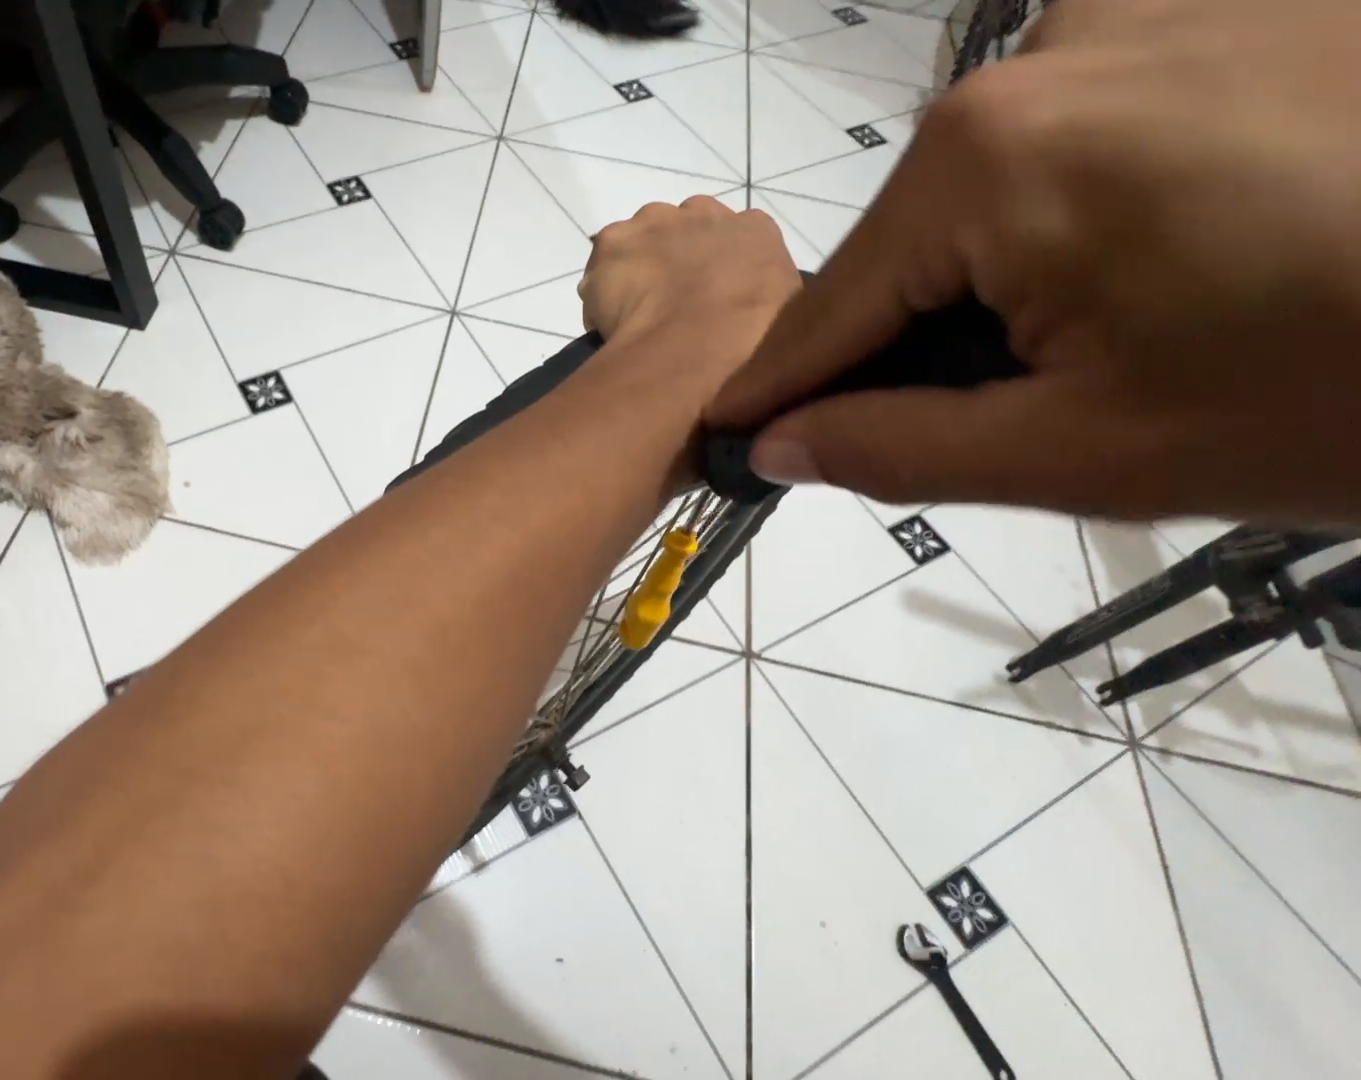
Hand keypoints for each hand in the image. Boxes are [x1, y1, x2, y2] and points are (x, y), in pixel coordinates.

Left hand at [579, 196, 800, 365]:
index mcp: (753, 229)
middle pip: (681, 227)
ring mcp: (656, 221)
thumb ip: (766, 290)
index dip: (712, 264)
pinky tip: (608, 319)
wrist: (699, 340)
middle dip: (671, 256)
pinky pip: (602, 263)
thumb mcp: (783, 309)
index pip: (731, 235)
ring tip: (632, 310)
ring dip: (634, 266)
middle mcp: (704, 213)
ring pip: (639, 238)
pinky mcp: (614, 240)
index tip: (702, 290)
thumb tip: (748, 301)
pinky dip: (600, 289)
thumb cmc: (750, 335)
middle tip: (664, 298)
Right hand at [707, 0, 1360, 524]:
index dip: (772, 387)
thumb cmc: (1356, 388)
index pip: (824, 307)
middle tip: (931, 425)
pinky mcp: (1205, 7)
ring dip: (978, 284)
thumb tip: (773, 444)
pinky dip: (1056, 221)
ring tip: (1069, 348)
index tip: (731, 438)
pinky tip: (1141, 263)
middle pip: (899, 248)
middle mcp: (1036, 54)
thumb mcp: (1090, 453)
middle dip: (895, 343)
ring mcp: (1131, 10)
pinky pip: (1061, 140)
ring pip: (975, 197)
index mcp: (988, 161)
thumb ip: (896, 451)